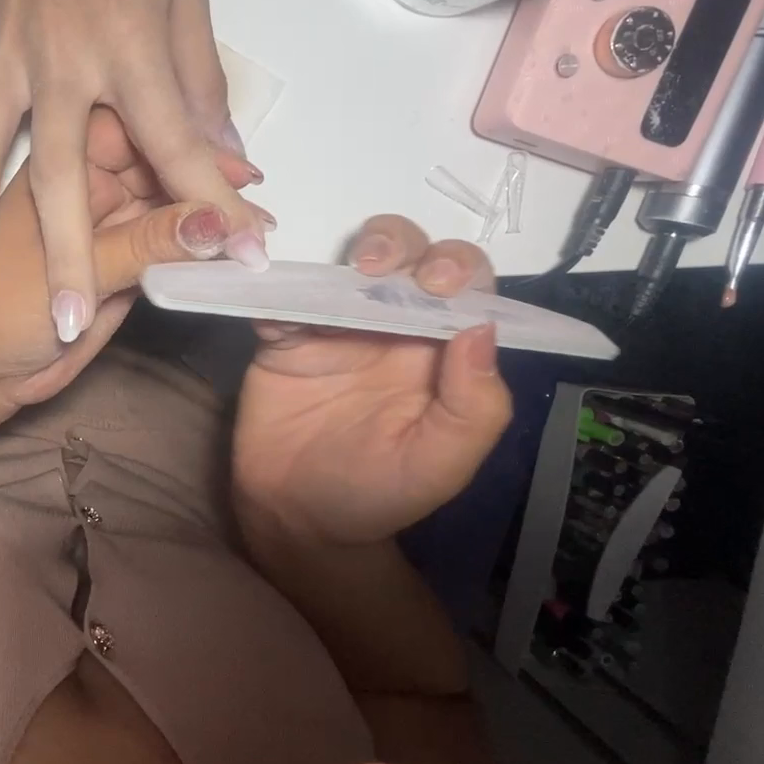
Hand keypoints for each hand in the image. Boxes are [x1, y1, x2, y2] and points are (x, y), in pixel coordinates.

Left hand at [0, 107, 241, 419]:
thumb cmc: (0, 308)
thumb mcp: (73, 266)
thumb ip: (144, 243)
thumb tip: (215, 221)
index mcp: (60, 163)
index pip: (133, 134)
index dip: (183, 144)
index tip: (234, 167)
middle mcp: (88, 186)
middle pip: (159, 170)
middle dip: (207, 184)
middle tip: (258, 200)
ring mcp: (105, 226)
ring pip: (169, 212)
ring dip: (210, 222)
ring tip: (260, 230)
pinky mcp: (119, 266)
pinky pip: (168, 252)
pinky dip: (200, 256)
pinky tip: (235, 256)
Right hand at [232, 217, 513, 545]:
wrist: (298, 518)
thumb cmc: (378, 494)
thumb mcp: (440, 464)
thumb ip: (474, 406)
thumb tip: (481, 327)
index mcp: (438, 354)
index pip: (464, 290)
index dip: (457, 271)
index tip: (438, 285)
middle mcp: (390, 329)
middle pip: (406, 260)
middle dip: (401, 245)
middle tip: (381, 268)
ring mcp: (332, 330)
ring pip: (347, 267)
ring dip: (353, 252)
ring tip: (351, 271)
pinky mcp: (283, 341)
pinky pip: (282, 302)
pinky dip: (281, 294)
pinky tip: (287, 314)